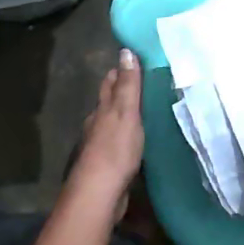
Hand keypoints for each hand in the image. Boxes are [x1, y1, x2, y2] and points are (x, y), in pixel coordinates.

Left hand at [67, 49, 144, 213]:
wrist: (99, 193)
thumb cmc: (115, 149)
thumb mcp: (126, 112)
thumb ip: (128, 85)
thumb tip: (125, 50)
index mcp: (102, 109)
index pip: (109, 83)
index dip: (120, 71)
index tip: (135, 62)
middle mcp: (97, 124)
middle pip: (108, 102)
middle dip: (121, 91)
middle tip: (143, 83)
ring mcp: (100, 145)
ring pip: (112, 123)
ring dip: (125, 116)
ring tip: (146, 111)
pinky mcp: (107, 165)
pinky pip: (118, 143)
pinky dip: (127, 137)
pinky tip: (138, 141)